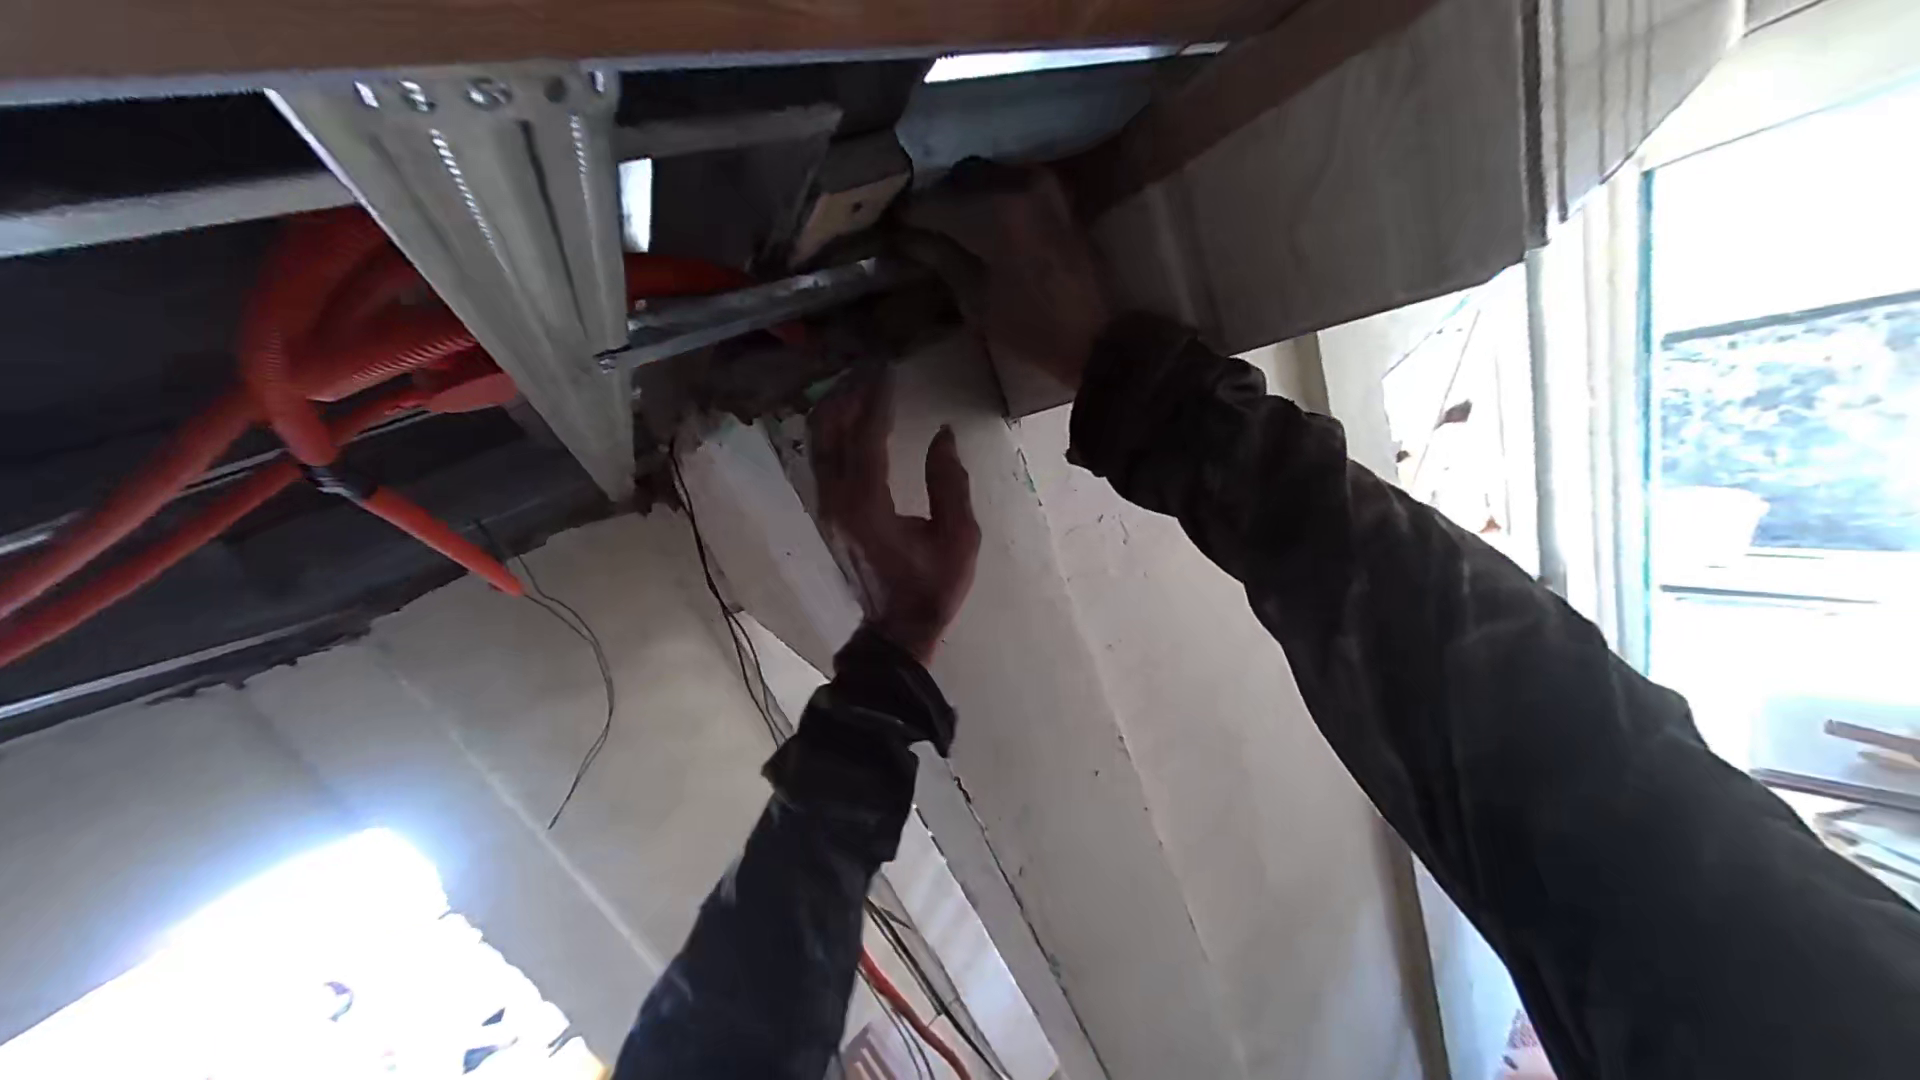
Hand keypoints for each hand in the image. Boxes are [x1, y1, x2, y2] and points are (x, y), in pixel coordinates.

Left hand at [811, 373, 979, 664]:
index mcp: (867, 505)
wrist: (896, 629)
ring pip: (818, 445)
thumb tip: (942, 435)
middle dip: (847, 395)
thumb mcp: (958, 538)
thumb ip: (950, 482)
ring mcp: (825, 508)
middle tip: (870, 369)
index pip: (867, 438)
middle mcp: (836, 501)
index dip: (877, 401)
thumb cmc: (931, 587)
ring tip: (858, 385)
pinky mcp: (826, 515)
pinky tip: (849, 419)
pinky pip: (821, 461)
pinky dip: (832, 432)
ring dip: (835, 410)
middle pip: (829, 432)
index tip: (889, 372)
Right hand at [900, 160, 1112, 391]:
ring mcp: (1043, 186)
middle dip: (936, 200)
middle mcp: (1019, 183)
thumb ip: (941, 258)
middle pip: (960, 178)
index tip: (890, 228)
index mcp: (994, 211)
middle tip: (917, 228)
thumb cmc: (1031, 328)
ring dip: (962, 196)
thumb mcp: (976, 300)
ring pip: (986, 177)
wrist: (1094, 337)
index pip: (934, 202)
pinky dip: (989, 198)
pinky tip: (977, 224)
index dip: (907, 216)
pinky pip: (1010, 184)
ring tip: (946, 227)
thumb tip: (906, 237)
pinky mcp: (1057, 197)